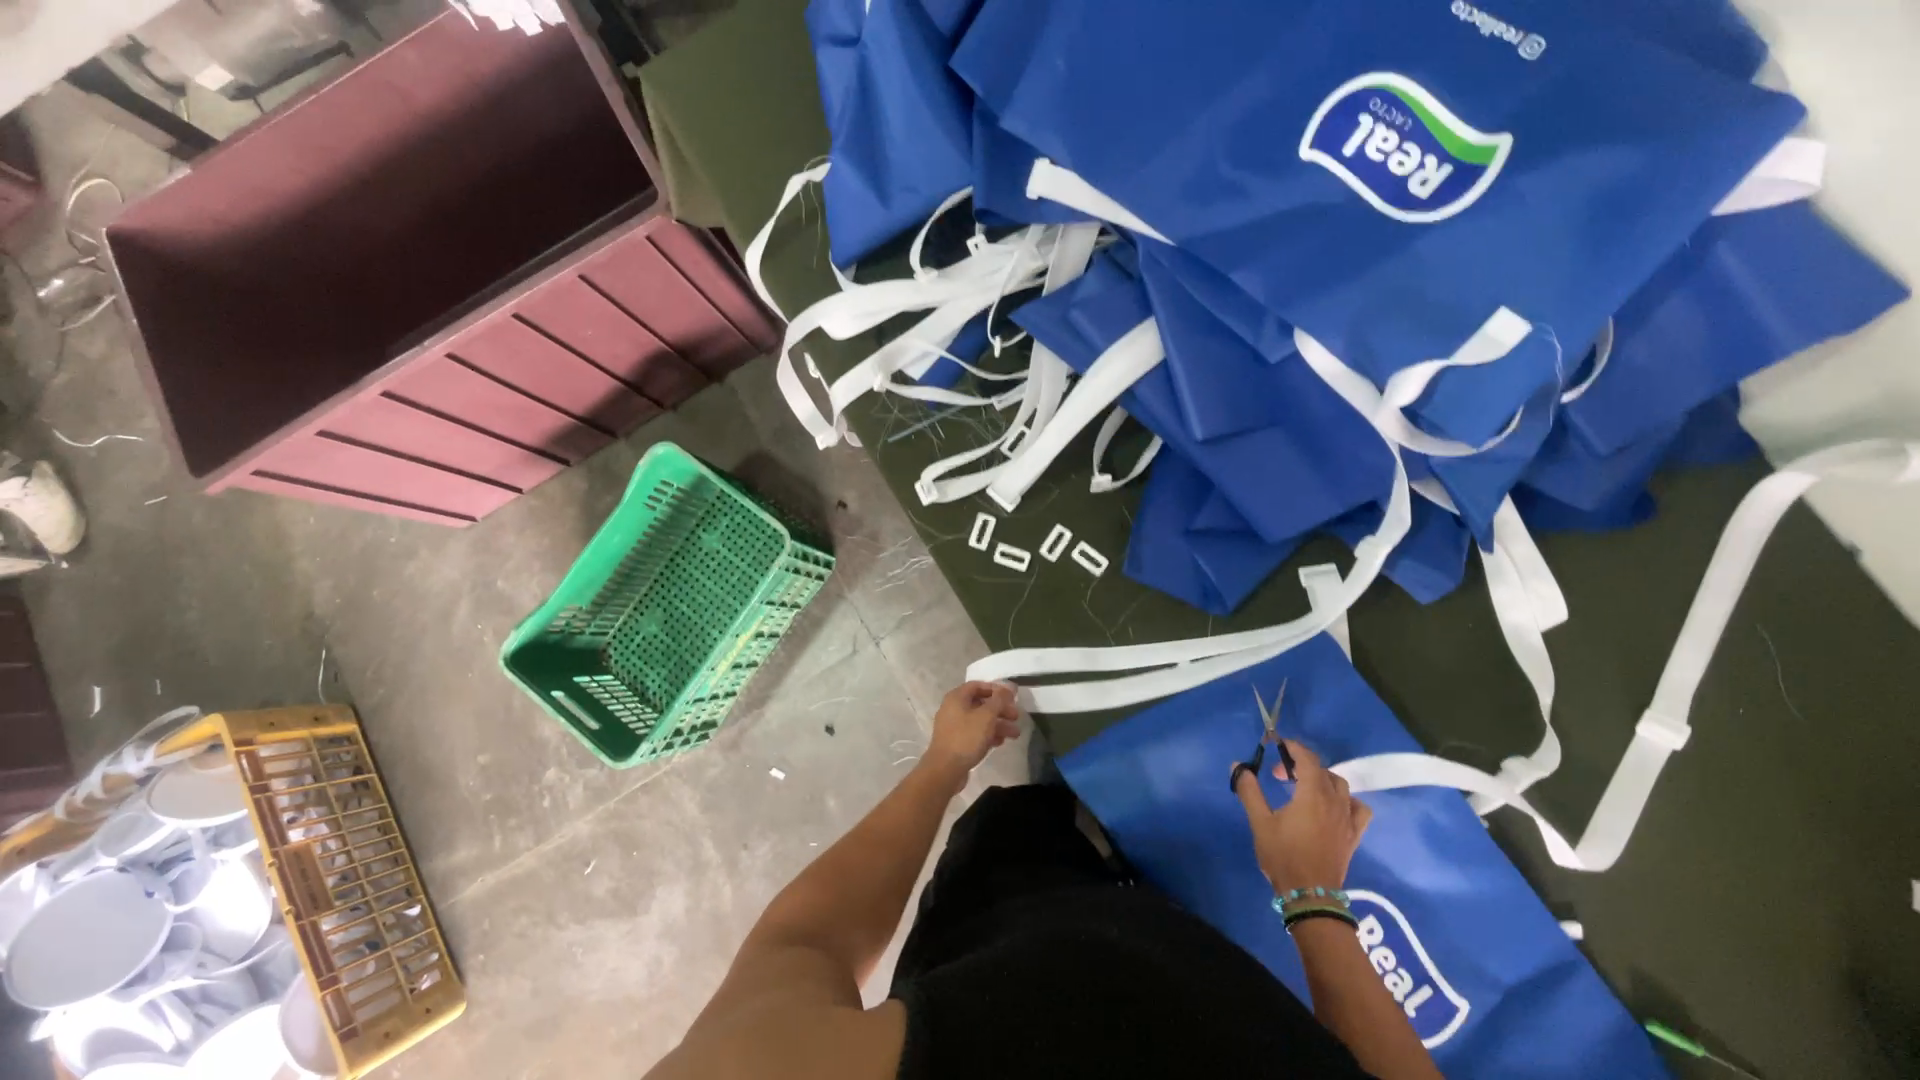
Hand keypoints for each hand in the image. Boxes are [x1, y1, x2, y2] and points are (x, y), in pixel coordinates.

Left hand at [922, 681, 1022, 782]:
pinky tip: (1000, 742)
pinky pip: (975, 733)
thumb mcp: (987, 716)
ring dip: (998, 724)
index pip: (978, 685)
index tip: (1012, 697)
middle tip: (1016, 717)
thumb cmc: (966, 737)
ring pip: (980, 720)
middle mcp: (953, 709)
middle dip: (1000, 710)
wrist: (945, 769)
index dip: (996, 689)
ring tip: (1015, 734)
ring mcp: (954, 727)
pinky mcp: (956, 742)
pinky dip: (988, 735)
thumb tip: (1010, 687)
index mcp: (956, 698)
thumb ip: (999, 700)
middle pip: (981, 704)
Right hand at [1233, 739, 1371, 896]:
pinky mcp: (1354, 834)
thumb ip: (1249, 790)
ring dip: (1322, 779)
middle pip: (1322, 770)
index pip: (1307, 759)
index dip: (1293, 748)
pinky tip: (1335, 807)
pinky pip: (1358, 808)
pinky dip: (1347, 800)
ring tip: (1304, 788)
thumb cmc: (1283, 856)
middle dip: (1300, 765)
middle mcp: (1334, 801)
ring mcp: (1347, 818)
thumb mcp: (1259, 822)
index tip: (1277, 745)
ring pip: (1340, 786)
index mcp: (1312, 794)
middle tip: (1280, 775)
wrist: (1310, 894)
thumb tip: (1238, 765)